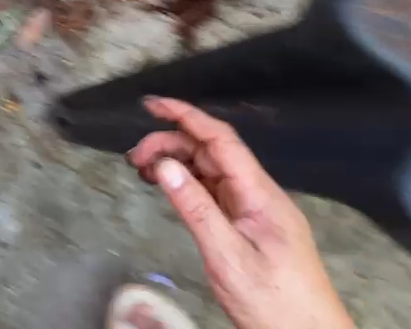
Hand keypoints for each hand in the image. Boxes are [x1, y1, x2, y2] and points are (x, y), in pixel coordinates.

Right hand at [128, 97, 355, 328]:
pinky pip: (212, 191)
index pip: (221, 140)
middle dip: (169, 144)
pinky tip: (167, 187)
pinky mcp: (247, 226)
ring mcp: (254, 211)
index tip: (152, 105)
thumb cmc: (276, 305)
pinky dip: (185, 183)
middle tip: (134, 159)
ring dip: (174, 163)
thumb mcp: (229, 259)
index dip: (186, 115)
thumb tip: (164, 165)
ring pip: (209, 170)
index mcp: (262, 196)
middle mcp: (258, 196)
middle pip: (210, 152)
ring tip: (142, 171)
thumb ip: (196, 209)